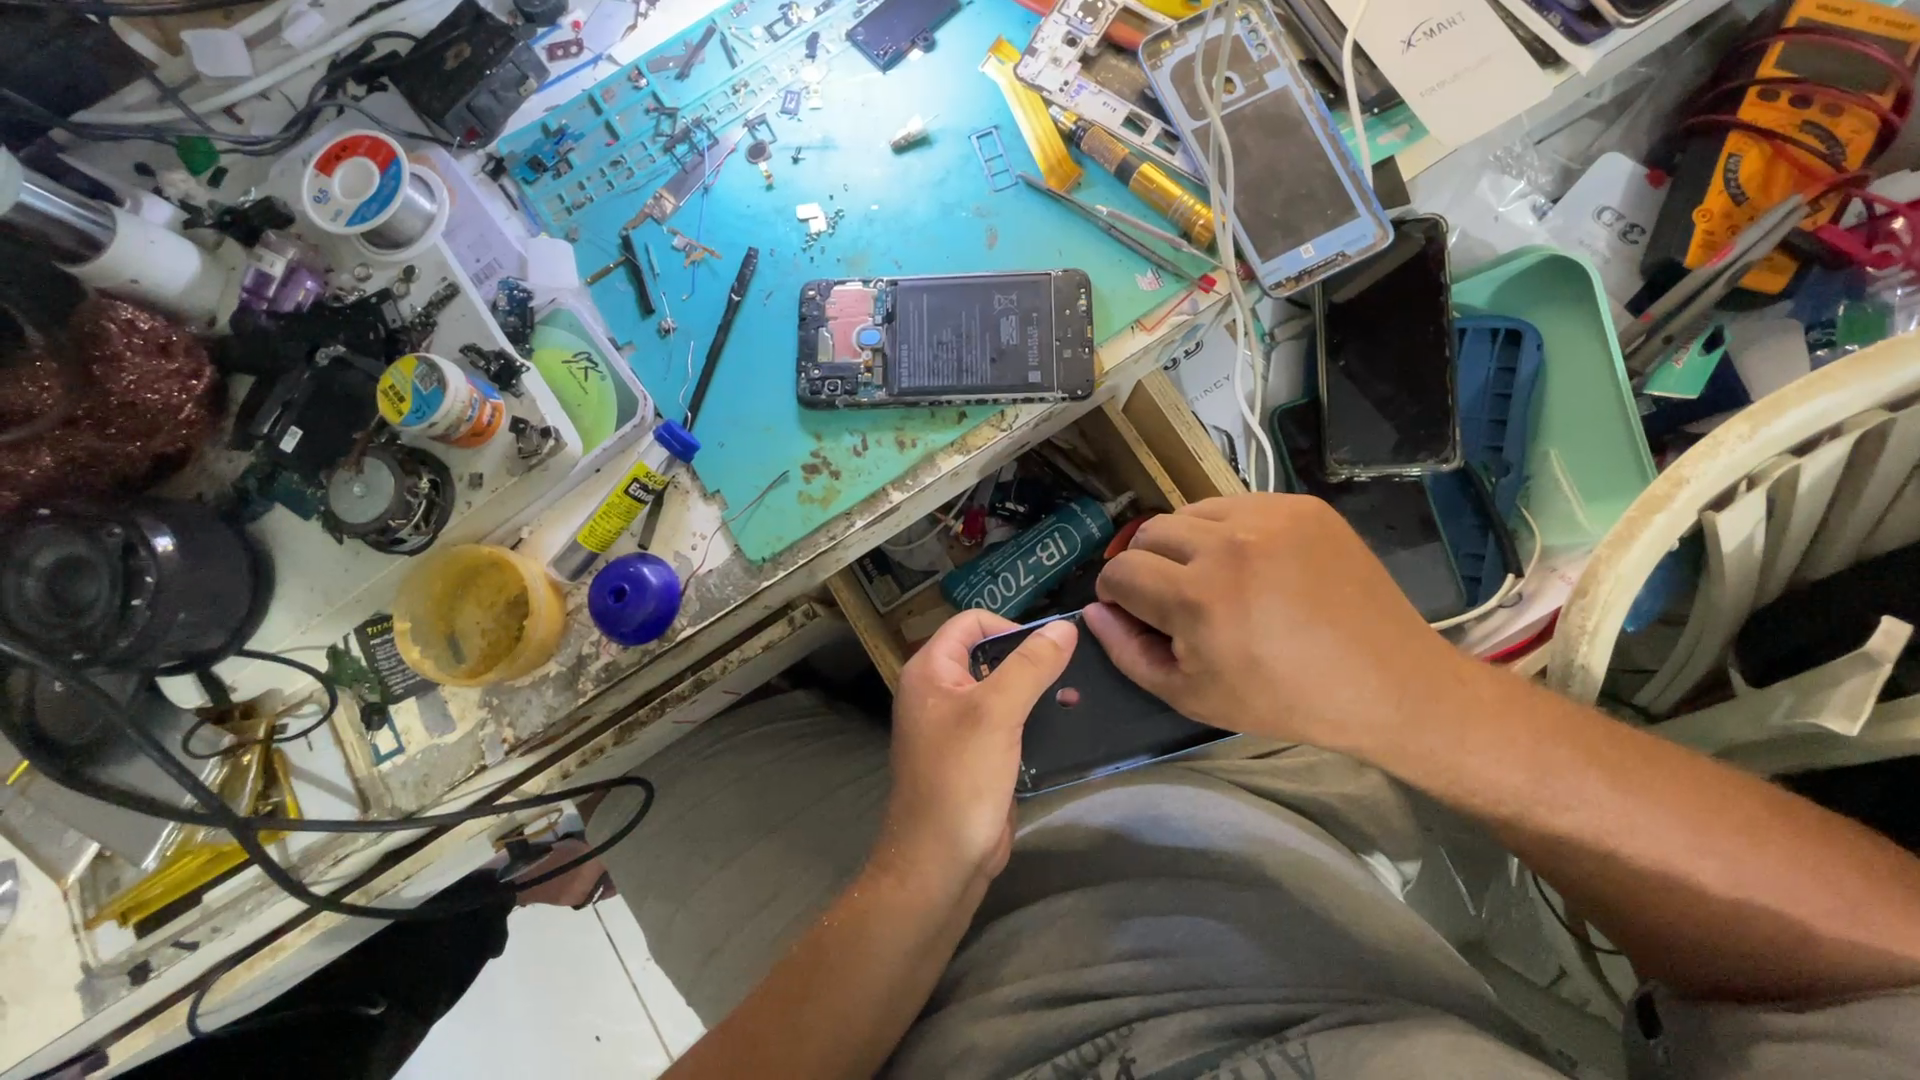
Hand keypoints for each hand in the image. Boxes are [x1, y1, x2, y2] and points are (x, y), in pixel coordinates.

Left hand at [875, 609, 1075, 890]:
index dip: (1011, 627)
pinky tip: (1065, 726)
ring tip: (1076, 698)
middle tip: (1072, 672)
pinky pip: (1007, 723)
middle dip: (1031, 659)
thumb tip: (1064, 626)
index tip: (1049, 650)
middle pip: (989, 654)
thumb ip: (1030, 665)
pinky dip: (1034, 719)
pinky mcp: (976, 755)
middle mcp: (939, 692)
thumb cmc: (961, 778)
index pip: (972, 623)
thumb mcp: (997, 712)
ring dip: (1037, 690)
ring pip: (1002, 690)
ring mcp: (957, 726)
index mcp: (930, 670)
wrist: (941, 861)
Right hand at [1084, 494, 1463, 753]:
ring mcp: (1269, 516)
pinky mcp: (1301, 505)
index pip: (1120, 571)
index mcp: (1198, 597)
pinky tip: (1252, 565)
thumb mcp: (1191, 696)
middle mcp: (1228, 544)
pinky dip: (1228, 531)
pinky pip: (1235, 504)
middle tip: (1174, 600)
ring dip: (1184, 543)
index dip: (1117, 596)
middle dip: (1146, 566)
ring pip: (1188, 512)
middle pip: (1147, 533)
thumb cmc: (1282, 699)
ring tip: (1212, 578)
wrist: (1386, 682)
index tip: (1136, 614)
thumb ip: (1128, 652)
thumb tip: (1094, 610)